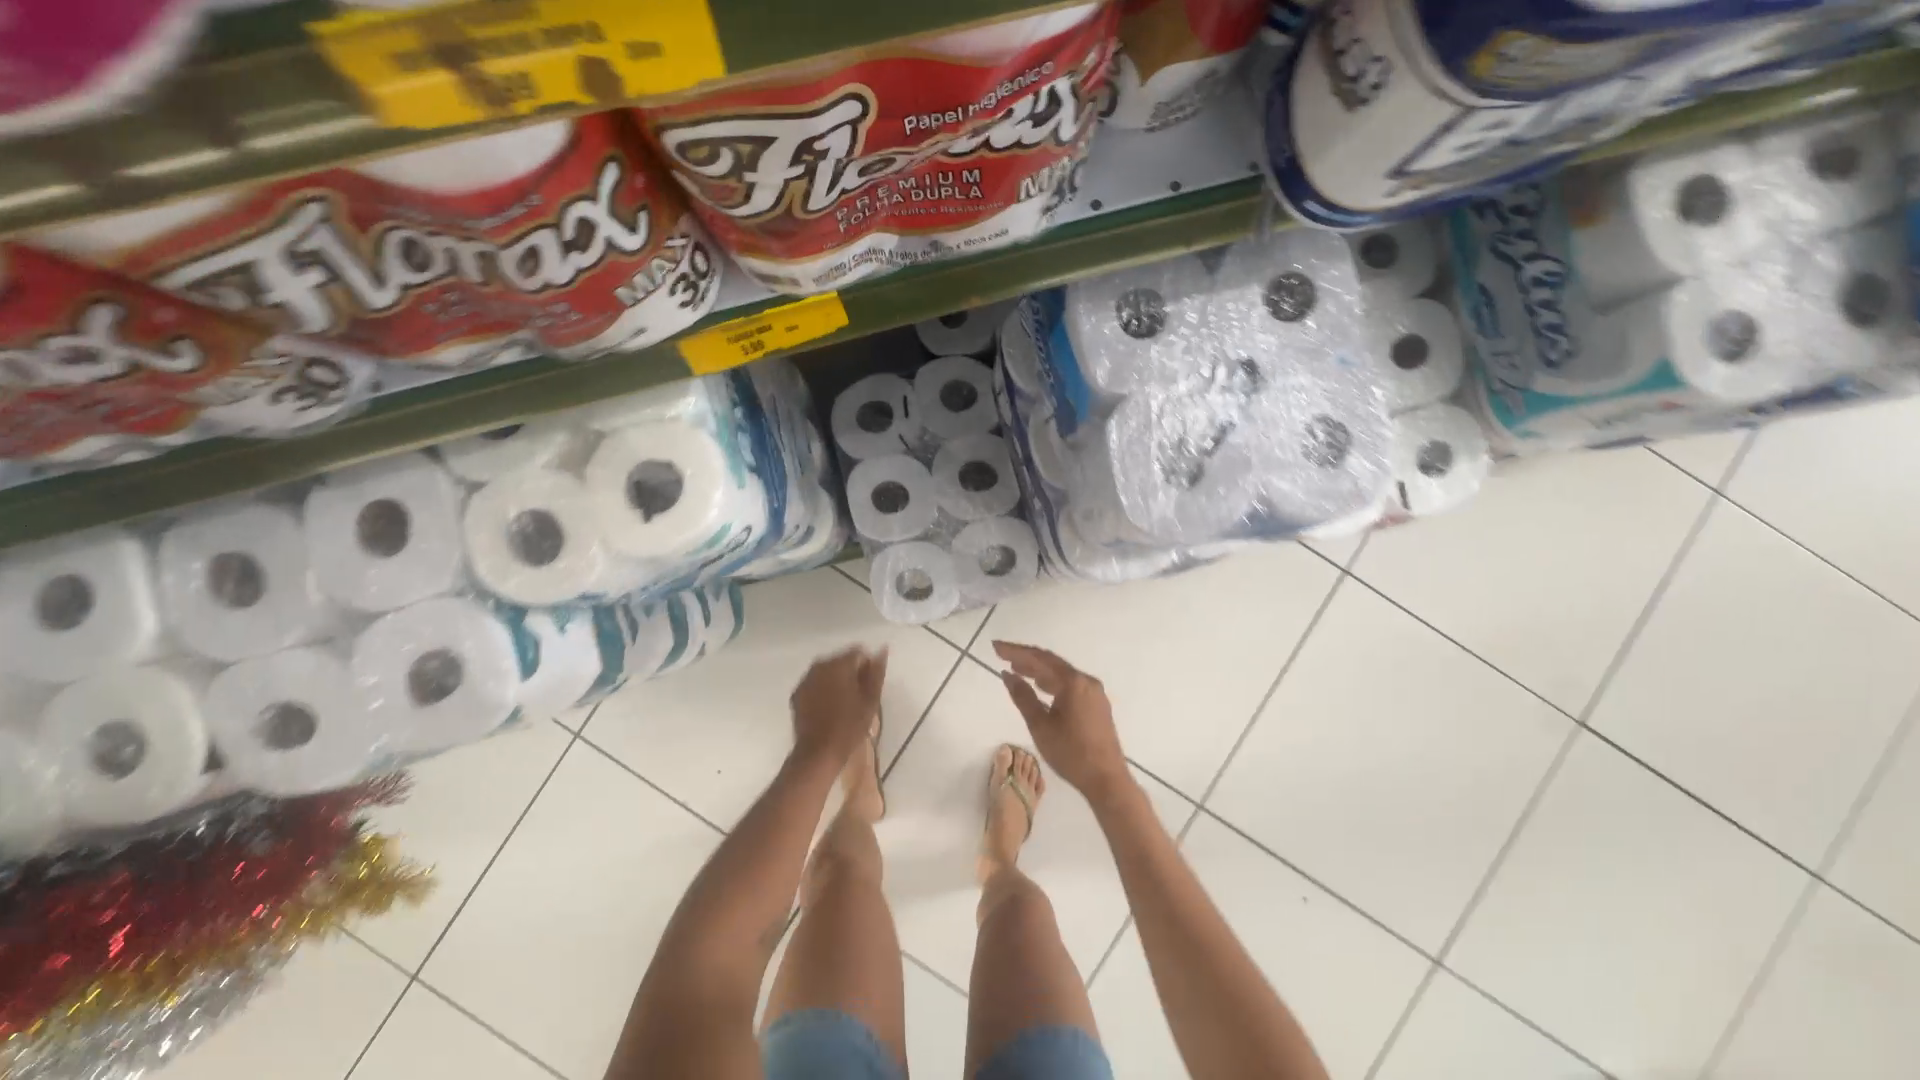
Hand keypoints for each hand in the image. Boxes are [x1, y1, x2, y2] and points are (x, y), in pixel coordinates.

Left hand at [790, 647, 887, 764]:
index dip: (867, 668)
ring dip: (836, 681)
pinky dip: (823, 690)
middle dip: (851, 673)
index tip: (869, 688)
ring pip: (827, 671)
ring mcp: (805, 679)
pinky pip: (815, 683)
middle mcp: (820, 665)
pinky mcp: (797, 693)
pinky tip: (828, 708)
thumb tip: (882, 649)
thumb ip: (877, 672)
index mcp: (839, 664)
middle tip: (858, 697)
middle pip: (841, 660)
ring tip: (844, 703)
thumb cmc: (849, 727)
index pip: (859, 653)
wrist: (819, 752)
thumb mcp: (871, 700)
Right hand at [994, 641, 1131, 800]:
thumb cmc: (1070, 753)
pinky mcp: (1096, 705)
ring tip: (1016, 669)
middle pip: (1052, 663)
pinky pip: (1070, 685)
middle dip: (1026, 658)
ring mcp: (1094, 693)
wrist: (1106, 778)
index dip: (1015, 651)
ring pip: (1062, 674)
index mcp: (1073, 683)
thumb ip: (1023, 697)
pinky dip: (1052, 682)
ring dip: (1039, 670)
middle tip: (1002, 655)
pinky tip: (1039, 686)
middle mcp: (1086, 681)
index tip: (995, 647)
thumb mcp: (1040, 726)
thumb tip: (1008, 675)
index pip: (1039, 659)